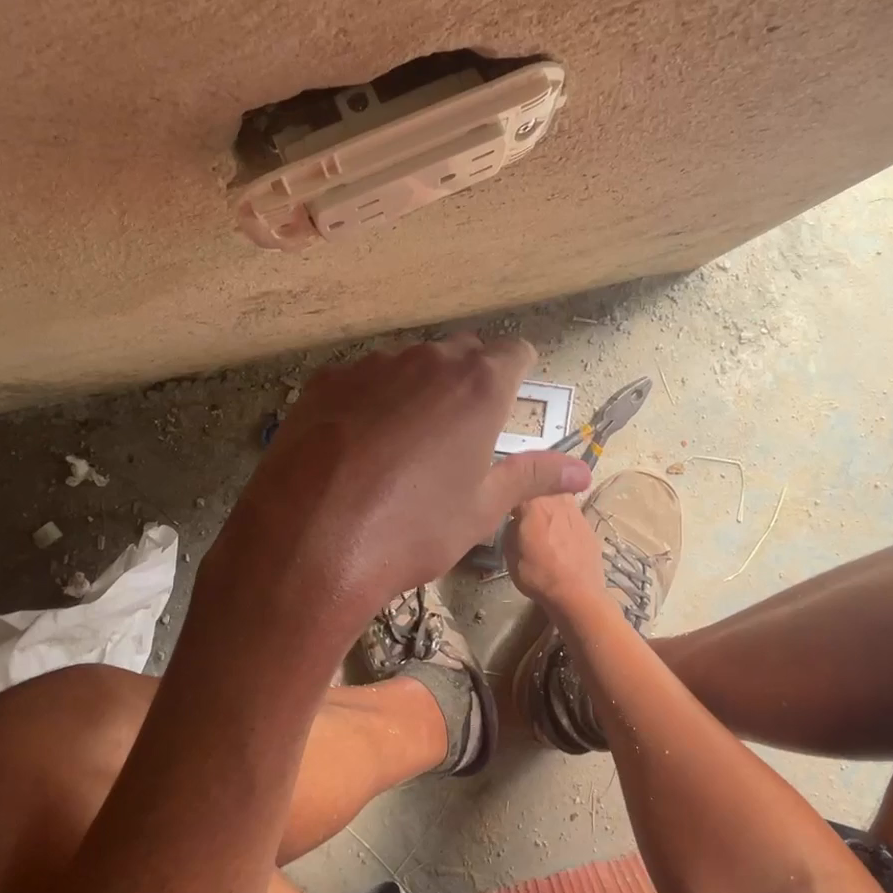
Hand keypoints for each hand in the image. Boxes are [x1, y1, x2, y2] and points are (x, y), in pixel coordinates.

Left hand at [204, 334, 591, 633]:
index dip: (518, 374)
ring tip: (404, 443)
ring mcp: (372, 365)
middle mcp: (428, 361)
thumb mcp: (481, 509)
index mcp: (479, 386)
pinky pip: (363, 378)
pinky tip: (357, 444)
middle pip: (462, 352)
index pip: (515, 353)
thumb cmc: (413, 529)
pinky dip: (372, 398)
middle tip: (461, 431)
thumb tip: (583, 472)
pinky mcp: (326, 380)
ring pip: (409, 363)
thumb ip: (533, 477)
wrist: (310, 539)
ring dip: (418, 388)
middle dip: (469, 379)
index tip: (510, 402)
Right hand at [504, 494, 608, 612]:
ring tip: (544, 529)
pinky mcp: (589, 524)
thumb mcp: (508, 552)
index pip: (516, 484)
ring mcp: (576, 510)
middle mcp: (555, 498)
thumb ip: (510, 527)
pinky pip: (570, 516)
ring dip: (549, 508)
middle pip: (539, 488)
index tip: (506, 506)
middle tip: (524, 516)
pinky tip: (560, 540)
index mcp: (532, 501)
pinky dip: (563, 523)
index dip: (509, 494)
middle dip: (531, 497)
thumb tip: (516, 520)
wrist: (578, 594)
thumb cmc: (537, 574)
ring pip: (556, 500)